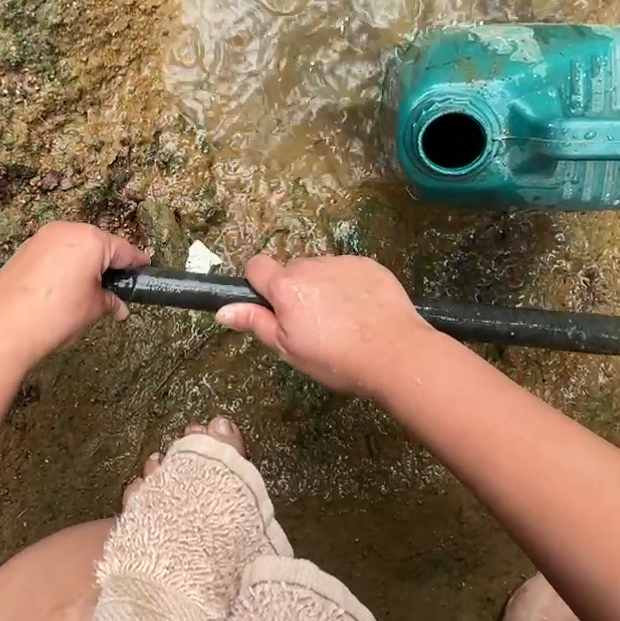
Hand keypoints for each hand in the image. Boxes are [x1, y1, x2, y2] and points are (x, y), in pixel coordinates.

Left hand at [0, 222, 151, 368]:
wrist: (1, 328)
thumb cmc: (55, 315)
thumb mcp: (93, 309)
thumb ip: (110, 301)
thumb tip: (119, 306)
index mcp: (90, 239)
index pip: (123, 250)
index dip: (137, 263)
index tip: (145, 269)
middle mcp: (66, 230)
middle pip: (98, 244)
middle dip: (108, 265)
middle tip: (116, 288)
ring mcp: (42, 238)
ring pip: (74, 247)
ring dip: (85, 265)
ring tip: (89, 292)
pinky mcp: (24, 250)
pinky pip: (55, 253)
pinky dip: (64, 266)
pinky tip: (64, 289)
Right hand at [215, 254, 435, 397]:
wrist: (396, 354)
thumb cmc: (336, 358)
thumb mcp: (289, 349)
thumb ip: (256, 323)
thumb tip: (223, 310)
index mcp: (285, 286)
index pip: (256, 266)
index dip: (258, 283)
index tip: (271, 305)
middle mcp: (310, 265)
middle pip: (291, 271)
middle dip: (295, 291)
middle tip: (311, 324)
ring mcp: (342, 262)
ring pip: (320, 271)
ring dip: (322, 287)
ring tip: (342, 321)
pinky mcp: (369, 264)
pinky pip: (347, 270)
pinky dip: (348, 286)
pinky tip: (362, 312)